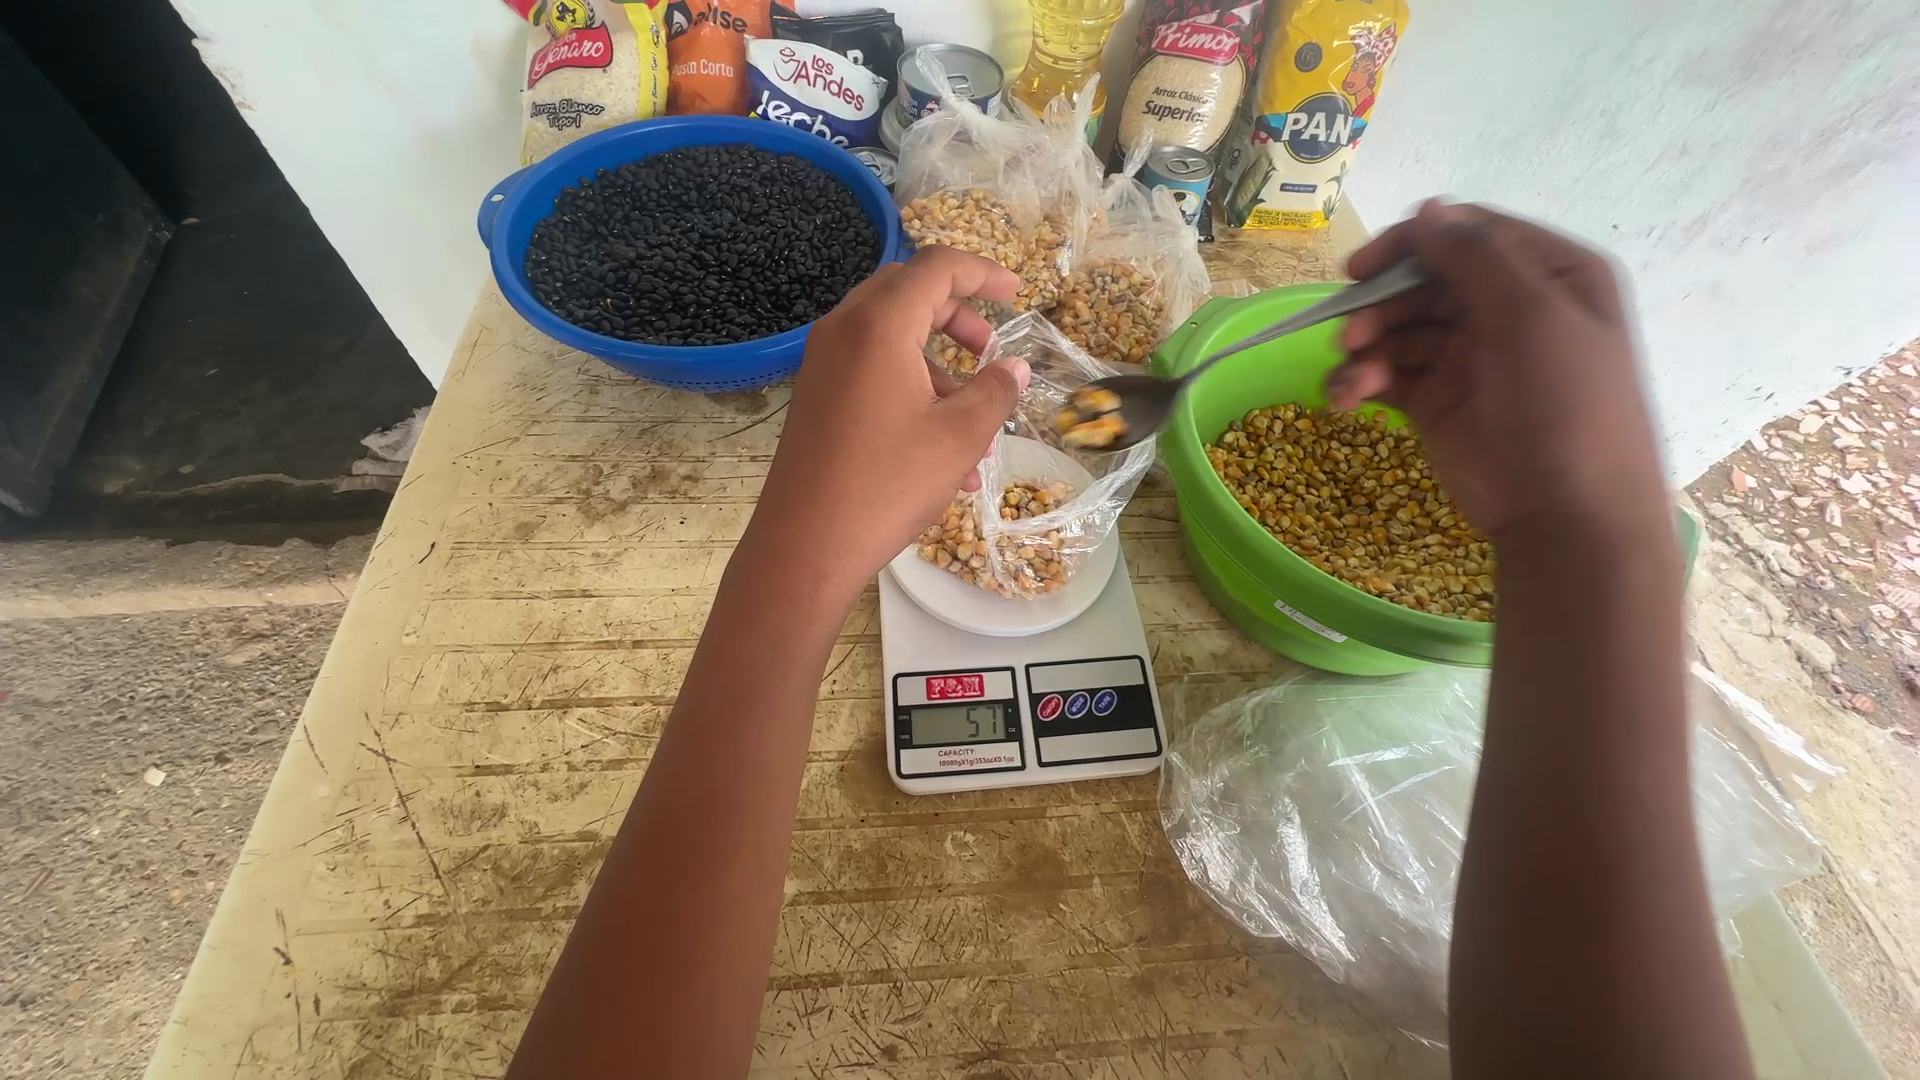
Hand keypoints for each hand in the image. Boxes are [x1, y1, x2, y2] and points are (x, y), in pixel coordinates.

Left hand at [749, 247, 1030, 595]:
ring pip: (892, 341)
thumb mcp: (958, 438)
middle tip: (989, 353)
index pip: (937, 267)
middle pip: (909, 295)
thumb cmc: (886, 485)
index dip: (983, 273)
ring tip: (976, 430)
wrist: (804, 546)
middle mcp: (843, 332)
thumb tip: (1015, 368)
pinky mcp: (816, 398)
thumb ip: (995, 392)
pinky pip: (871, 374)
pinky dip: (910, 392)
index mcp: (879, 326)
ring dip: (938, 370)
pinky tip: (941, 454)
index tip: (1016, 294)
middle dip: (958, 318)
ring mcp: (823, 365)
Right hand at [1327, 200, 1670, 543]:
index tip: (1357, 270)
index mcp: (1546, 275)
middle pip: (1422, 285)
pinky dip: (1361, 383)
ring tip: (1349, 380)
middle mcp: (1504, 309)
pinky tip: (1346, 402)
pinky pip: (1387, 375)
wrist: (1562, 509)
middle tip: (1349, 336)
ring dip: (1366, 350)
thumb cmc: (1562, 404)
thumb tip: (1427, 208)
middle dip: (1381, 307)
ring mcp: (1467, 356)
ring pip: (1398, 332)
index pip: (1467, 237)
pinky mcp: (1434, 399)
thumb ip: (1477, 258)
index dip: (1410, 245)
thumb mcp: (1530, 317)